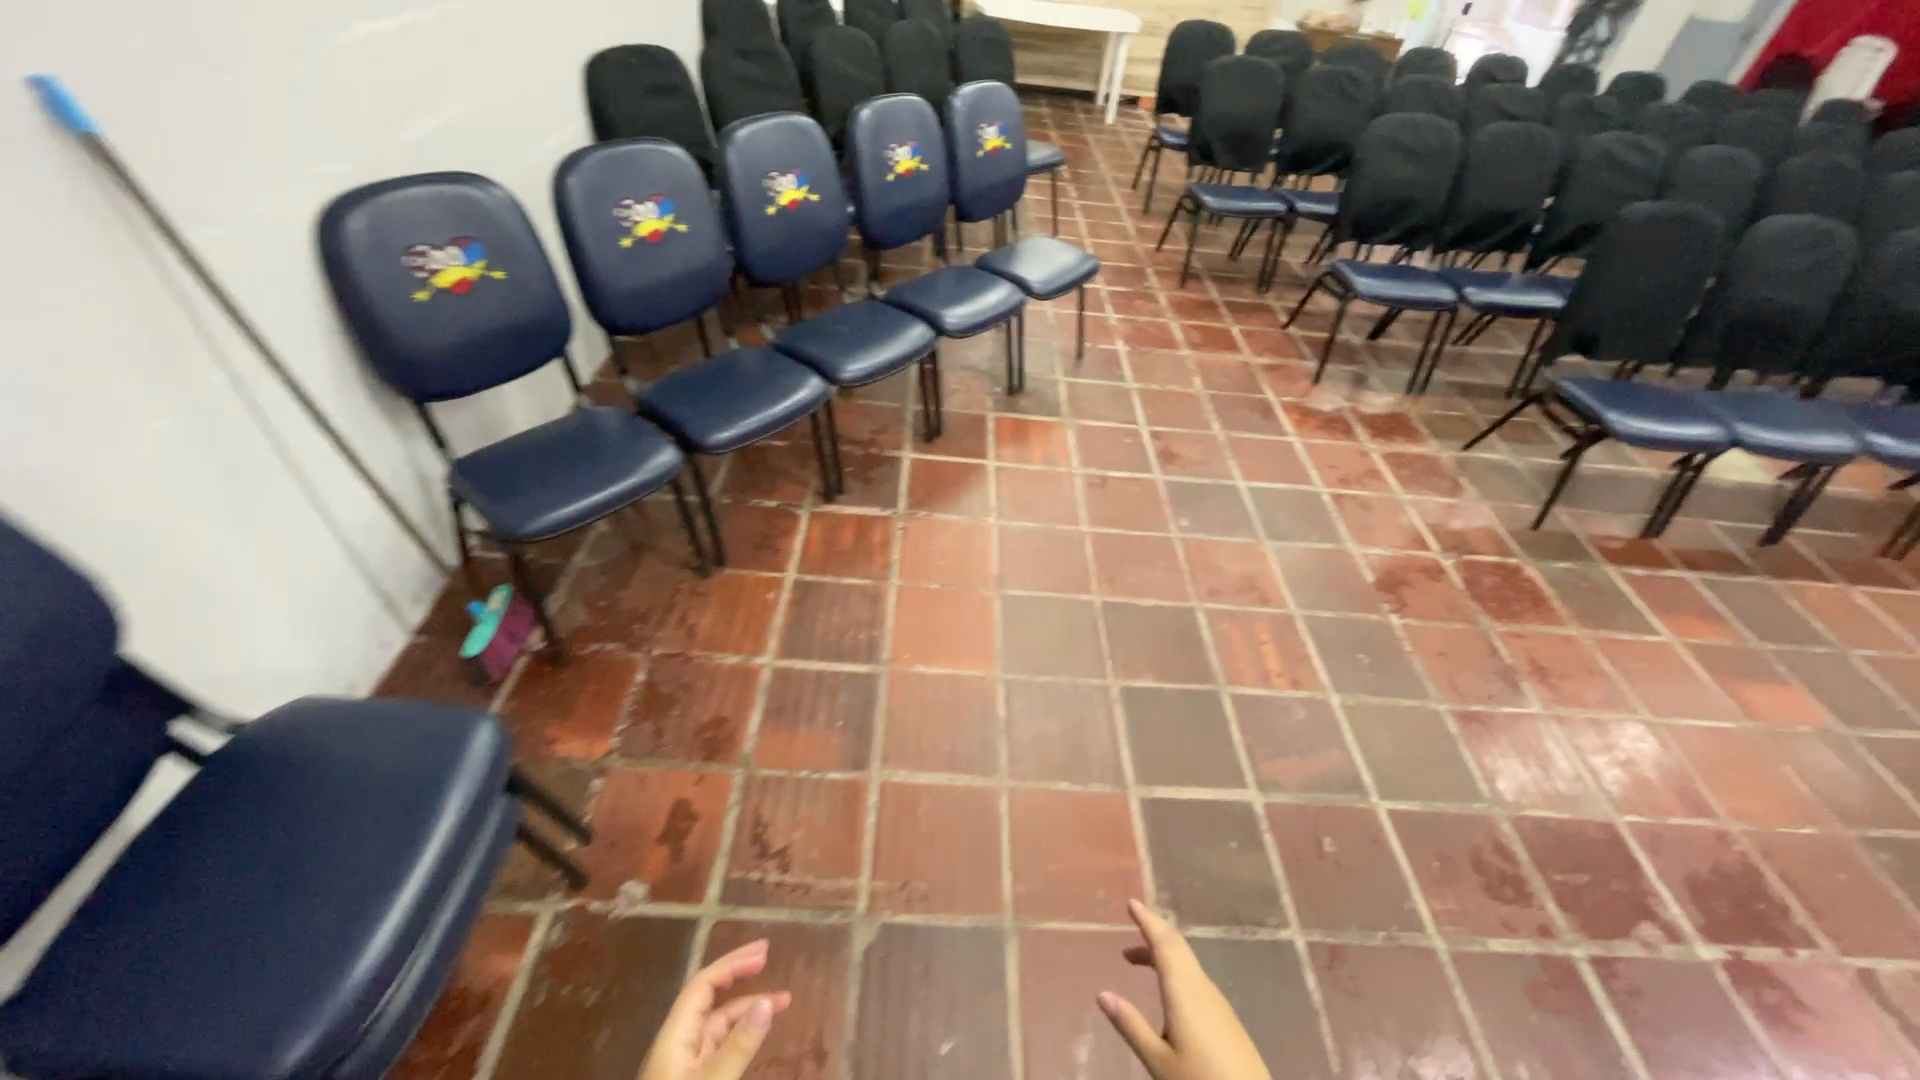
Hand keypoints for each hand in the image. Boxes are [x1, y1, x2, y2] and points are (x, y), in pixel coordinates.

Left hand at [639, 939, 793, 1079]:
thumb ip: (739, 1046)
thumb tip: (767, 1003)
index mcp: (675, 1037)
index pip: (703, 986)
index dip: (732, 965)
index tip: (764, 953)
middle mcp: (679, 1044)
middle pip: (709, 999)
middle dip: (738, 975)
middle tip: (768, 955)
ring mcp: (685, 1065)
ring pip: (718, 1024)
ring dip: (747, 1007)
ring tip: (782, 1002)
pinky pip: (719, 1047)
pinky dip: (741, 1033)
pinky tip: (758, 1034)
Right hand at [1097, 900, 1272, 1079]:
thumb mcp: (1158, 1061)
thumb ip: (1130, 1025)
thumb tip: (1102, 994)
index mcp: (1183, 992)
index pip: (1164, 944)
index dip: (1148, 921)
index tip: (1132, 903)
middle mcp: (1201, 988)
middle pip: (1177, 946)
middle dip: (1154, 929)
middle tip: (1132, 919)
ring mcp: (1217, 1001)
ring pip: (1186, 961)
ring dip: (1161, 951)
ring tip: (1135, 959)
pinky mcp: (1225, 1015)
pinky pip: (1194, 976)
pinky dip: (1174, 967)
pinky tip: (1166, 988)